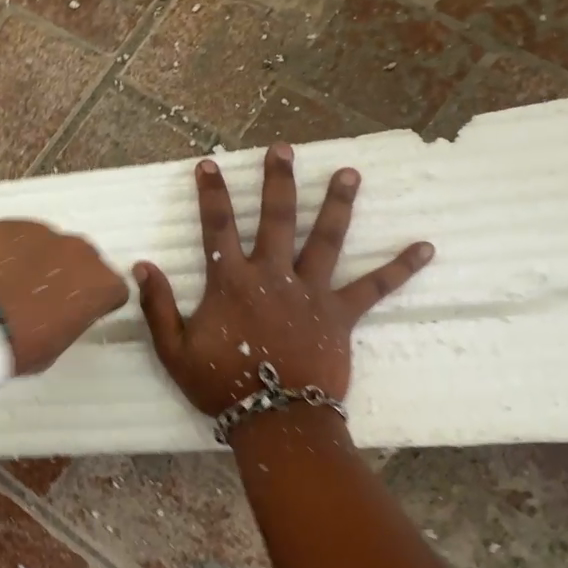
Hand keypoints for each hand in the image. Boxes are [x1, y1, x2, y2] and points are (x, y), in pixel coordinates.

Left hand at [0, 220, 129, 375]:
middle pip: (82, 261)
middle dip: (68, 275)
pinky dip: (8, 250)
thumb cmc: (15, 346)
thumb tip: (58, 313)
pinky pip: (16, 237)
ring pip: (48, 245)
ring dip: (37, 260)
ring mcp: (41, 232)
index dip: (94, 303)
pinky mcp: (7, 224)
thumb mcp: (55, 346)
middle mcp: (78, 250)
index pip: (112, 291)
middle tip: (41, 297)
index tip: (75, 314)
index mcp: (100, 284)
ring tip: (9, 282)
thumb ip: (67, 320)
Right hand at [134, 144, 433, 416]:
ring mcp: (311, 293)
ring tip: (349, 173)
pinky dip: (400, 267)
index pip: (217, 227)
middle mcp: (272, 277)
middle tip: (282, 149)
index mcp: (230, 282)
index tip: (208, 164)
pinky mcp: (340, 315)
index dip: (211, 194)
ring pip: (327, 239)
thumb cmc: (219, 384)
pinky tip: (426, 247)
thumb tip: (141, 266)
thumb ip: (156, 306)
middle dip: (278, 181)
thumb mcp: (172, 349)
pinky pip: (374, 287)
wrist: (276, 419)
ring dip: (337, 204)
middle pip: (277, 219)